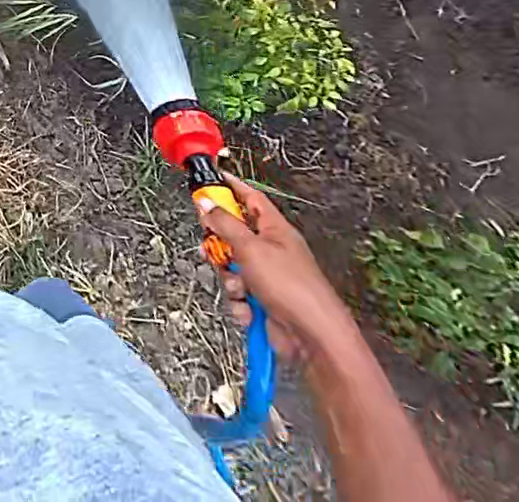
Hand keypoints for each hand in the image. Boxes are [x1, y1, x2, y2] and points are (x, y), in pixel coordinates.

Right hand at [198, 173, 349, 362]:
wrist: (311, 336)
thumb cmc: (291, 286)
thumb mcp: (250, 247)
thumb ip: (224, 224)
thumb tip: (206, 203)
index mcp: (274, 228)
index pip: (249, 198)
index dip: (230, 188)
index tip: (210, 181)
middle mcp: (271, 249)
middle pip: (233, 235)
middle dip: (219, 245)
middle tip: (210, 248)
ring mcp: (267, 275)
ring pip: (231, 266)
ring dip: (230, 279)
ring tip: (240, 288)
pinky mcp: (262, 299)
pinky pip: (238, 293)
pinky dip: (239, 302)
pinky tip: (249, 308)